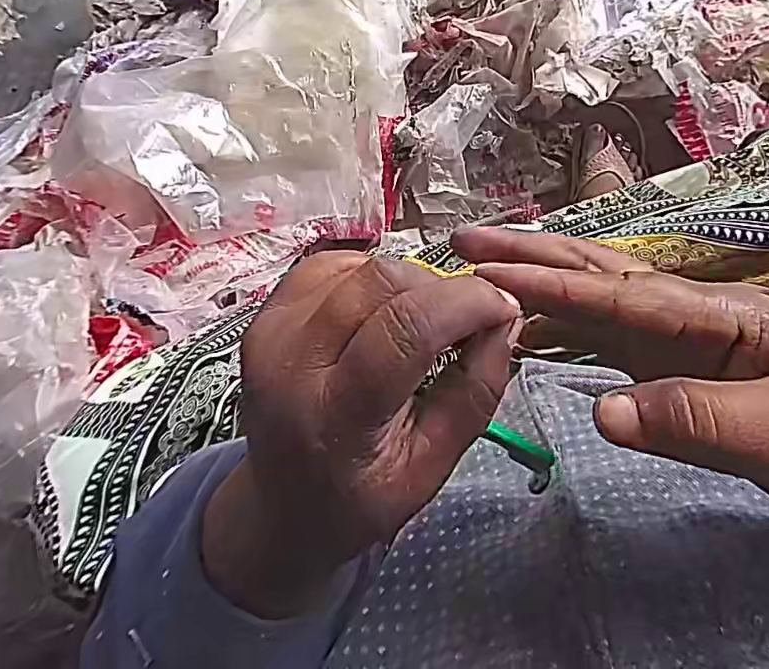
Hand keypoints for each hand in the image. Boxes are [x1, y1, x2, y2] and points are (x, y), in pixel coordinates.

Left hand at [202, 252, 518, 615]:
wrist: (280, 502)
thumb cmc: (355, 498)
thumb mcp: (429, 470)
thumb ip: (473, 393)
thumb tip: (503, 322)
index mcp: (335, 415)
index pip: (405, 328)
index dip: (466, 303)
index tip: (501, 307)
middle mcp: (291, 360)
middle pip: (380, 282)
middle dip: (439, 287)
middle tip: (465, 316)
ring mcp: (271, 330)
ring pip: (356, 266)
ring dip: (405, 280)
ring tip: (422, 318)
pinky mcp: (265, 313)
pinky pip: (327, 266)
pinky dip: (367, 275)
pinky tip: (380, 308)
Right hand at [451, 227, 768, 558]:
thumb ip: (702, 420)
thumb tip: (604, 412)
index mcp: (724, 313)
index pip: (620, 295)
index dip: (550, 285)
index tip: (486, 274)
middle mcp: (693, 312)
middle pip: (597, 273)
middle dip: (528, 254)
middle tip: (462, 240)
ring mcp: (681, 337)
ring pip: (592, 297)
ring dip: (534, 281)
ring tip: (478, 270)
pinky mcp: (673, 366)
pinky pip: (601, 337)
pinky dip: (556, 324)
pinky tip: (525, 327)